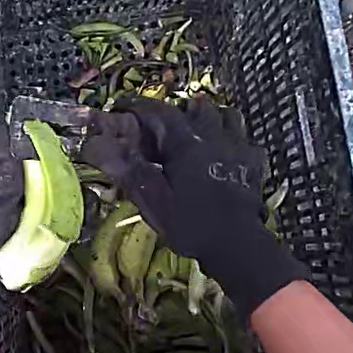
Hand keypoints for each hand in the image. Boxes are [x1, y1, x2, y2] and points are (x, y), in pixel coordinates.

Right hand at [83, 98, 304, 318]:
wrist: (237, 245)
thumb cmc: (190, 223)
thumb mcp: (153, 200)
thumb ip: (130, 169)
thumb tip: (100, 147)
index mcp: (185, 142)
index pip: (158, 112)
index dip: (137, 107)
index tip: (121, 109)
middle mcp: (213, 135)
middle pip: (192, 109)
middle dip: (173, 113)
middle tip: (158, 130)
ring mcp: (237, 147)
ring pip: (224, 115)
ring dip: (206, 118)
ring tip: (194, 132)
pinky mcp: (253, 162)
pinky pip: (241, 138)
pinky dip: (229, 139)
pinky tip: (223, 152)